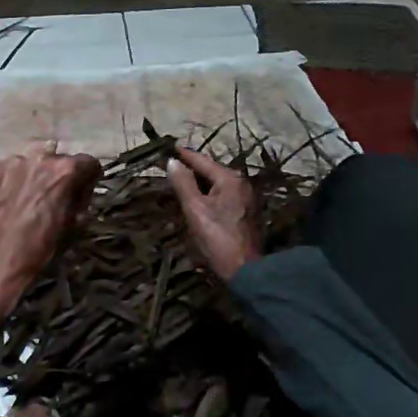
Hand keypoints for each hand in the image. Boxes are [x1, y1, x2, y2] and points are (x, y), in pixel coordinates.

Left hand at [0, 147, 99, 346]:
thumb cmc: (39, 250)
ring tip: (24, 200)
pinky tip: (5, 200)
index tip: (80, 195)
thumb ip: (79, 203)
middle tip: (51, 199)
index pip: (88, 162)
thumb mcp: (72, 227)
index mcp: (64, 171)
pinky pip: (4, 169)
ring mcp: (10, 162)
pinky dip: (8, 180)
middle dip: (58, 177)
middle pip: (57, 160)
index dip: (88, 180)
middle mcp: (38, 157)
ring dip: (32, 176)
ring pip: (29, 163)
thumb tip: (77, 196)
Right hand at [167, 148, 263, 281]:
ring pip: (219, 184)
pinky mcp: (246, 212)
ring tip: (184, 180)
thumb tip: (173, 161)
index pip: (203, 161)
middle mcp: (242, 184)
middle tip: (175, 164)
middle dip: (194, 168)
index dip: (186, 155)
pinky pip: (224, 195)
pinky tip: (200, 199)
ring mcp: (246, 198)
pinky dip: (210, 194)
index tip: (172, 147)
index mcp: (230, 179)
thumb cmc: (217, 237)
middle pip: (213, 171)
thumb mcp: (195, 209)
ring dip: (202, 182)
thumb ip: (184, 183)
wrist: (244, 269)